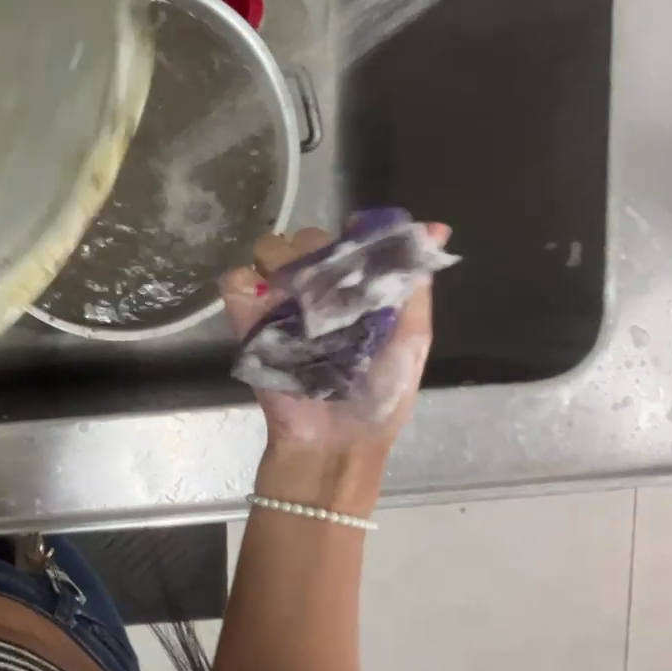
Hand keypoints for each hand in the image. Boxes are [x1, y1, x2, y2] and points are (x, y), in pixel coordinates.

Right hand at [218, 223, 447, 512]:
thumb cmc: (379, 395)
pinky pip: (235, 285)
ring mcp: (277, 306)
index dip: (349, 236)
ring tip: (292, 291)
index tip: (354, 243)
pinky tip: (260, 300)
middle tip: (322, 278)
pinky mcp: (246, 324)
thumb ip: (414, 288)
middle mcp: (315, 294)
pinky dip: (242, 283)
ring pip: (266, 254)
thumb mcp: (411, 339)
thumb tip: (437, 229)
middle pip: (303, 241)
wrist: (332, 441)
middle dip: (311, 249)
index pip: (347, 242)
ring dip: (278, 261)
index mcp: (355, 293)